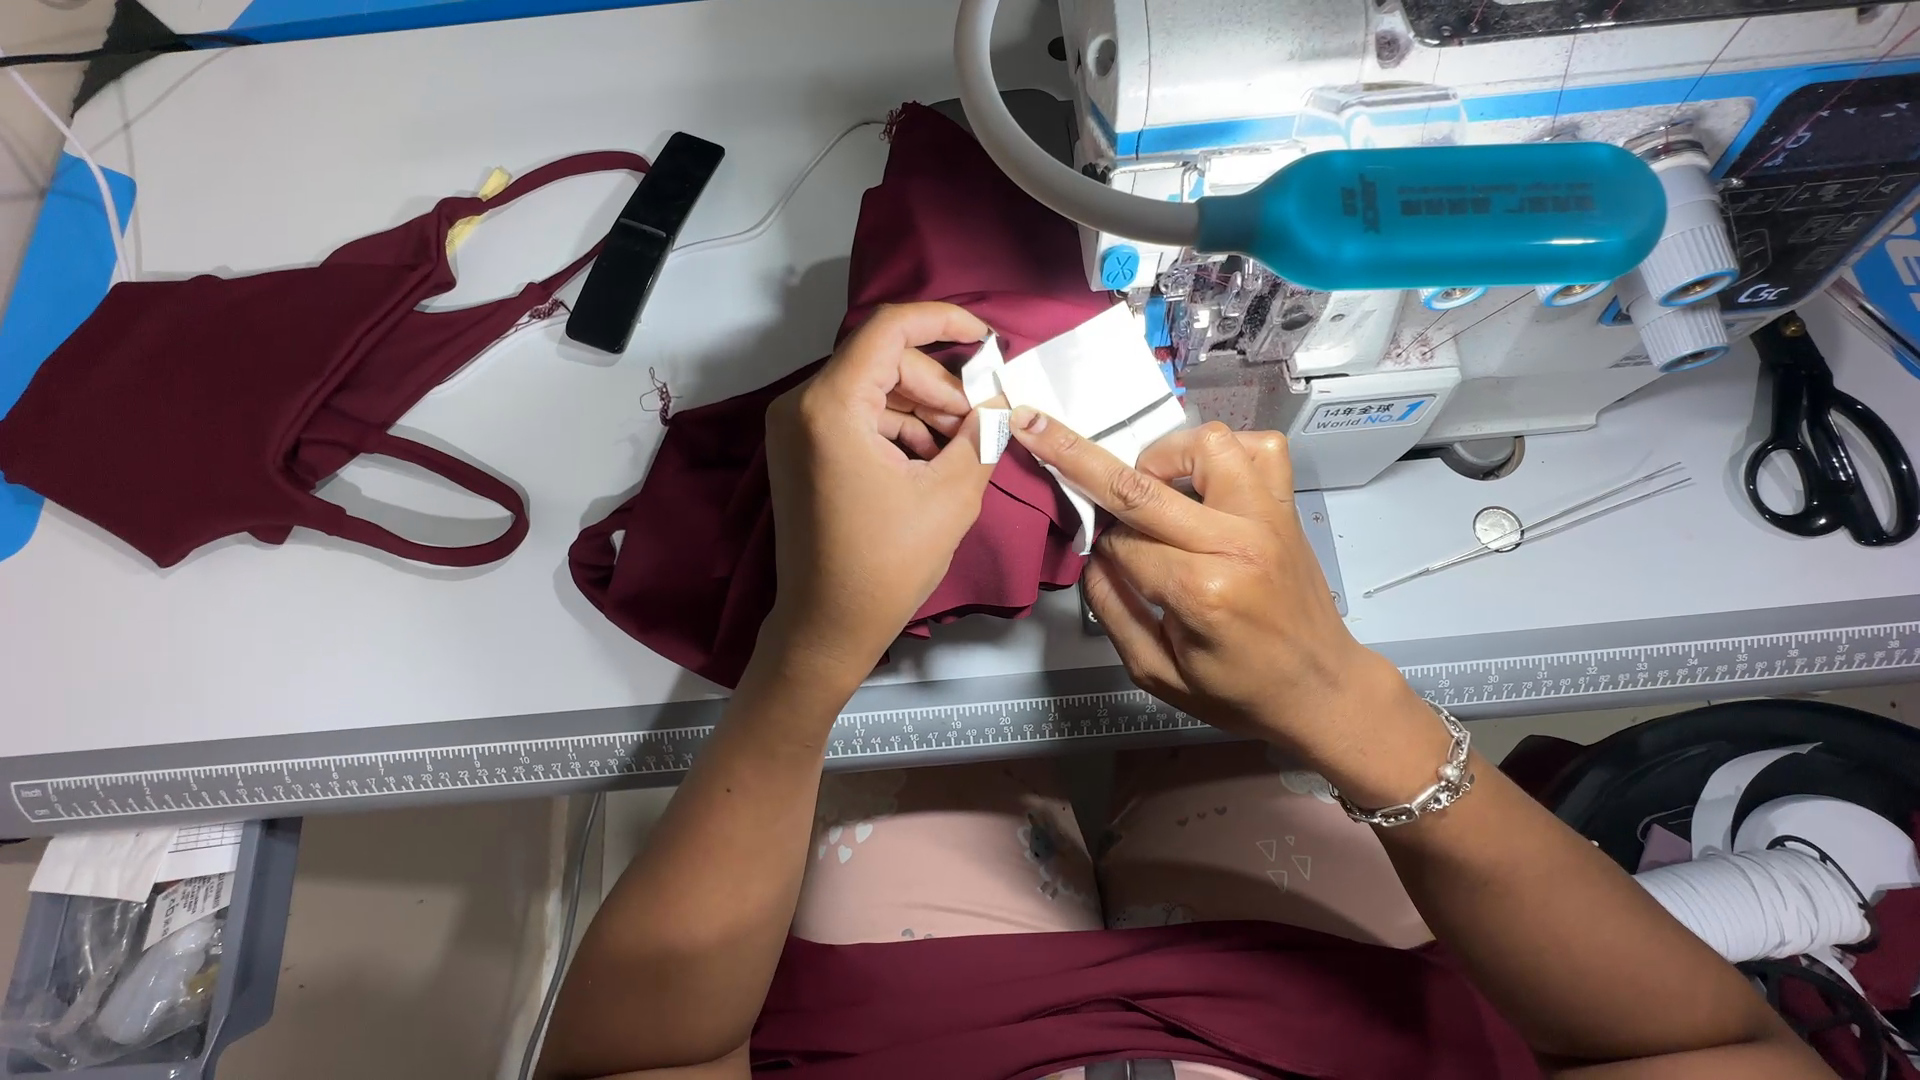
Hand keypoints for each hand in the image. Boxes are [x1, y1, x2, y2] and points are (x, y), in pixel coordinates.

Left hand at [758, 303, 996, 686]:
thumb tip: (1000, 401)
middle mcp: (801, 405)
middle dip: (940, 387)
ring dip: (923, 411)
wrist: (827, 625)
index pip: (889, 329)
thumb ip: (981, 434)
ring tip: (958, 452)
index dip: (943, 322)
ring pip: (875, 390)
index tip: (986, 339)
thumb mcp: (951, 495)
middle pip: (885, 362)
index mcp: (831, 408)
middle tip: (979, 426)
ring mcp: (795, 428)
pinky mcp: (801, 450)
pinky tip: (927, 464)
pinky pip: (858, 417)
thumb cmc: (887, 565)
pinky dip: (898, 430)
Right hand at [1008, 410, 1427, 770]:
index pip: (1120, 543)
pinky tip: (1203, 478)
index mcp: (1200, 592)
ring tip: (1150, 482)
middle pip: (1139, 485)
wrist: (1322, 689)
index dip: (1101, 547)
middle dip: (1074, 453)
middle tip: (1032, 424)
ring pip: (1204, 444)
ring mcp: (1267, 516)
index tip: (1103, 558)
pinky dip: (1225, 450)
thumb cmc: (1238, 692)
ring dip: (1162, 454)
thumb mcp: (1157, 673)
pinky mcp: (1286, 506)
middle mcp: (1234, 542)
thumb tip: (1091, 553)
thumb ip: (1113, 610)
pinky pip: (1258, 447)